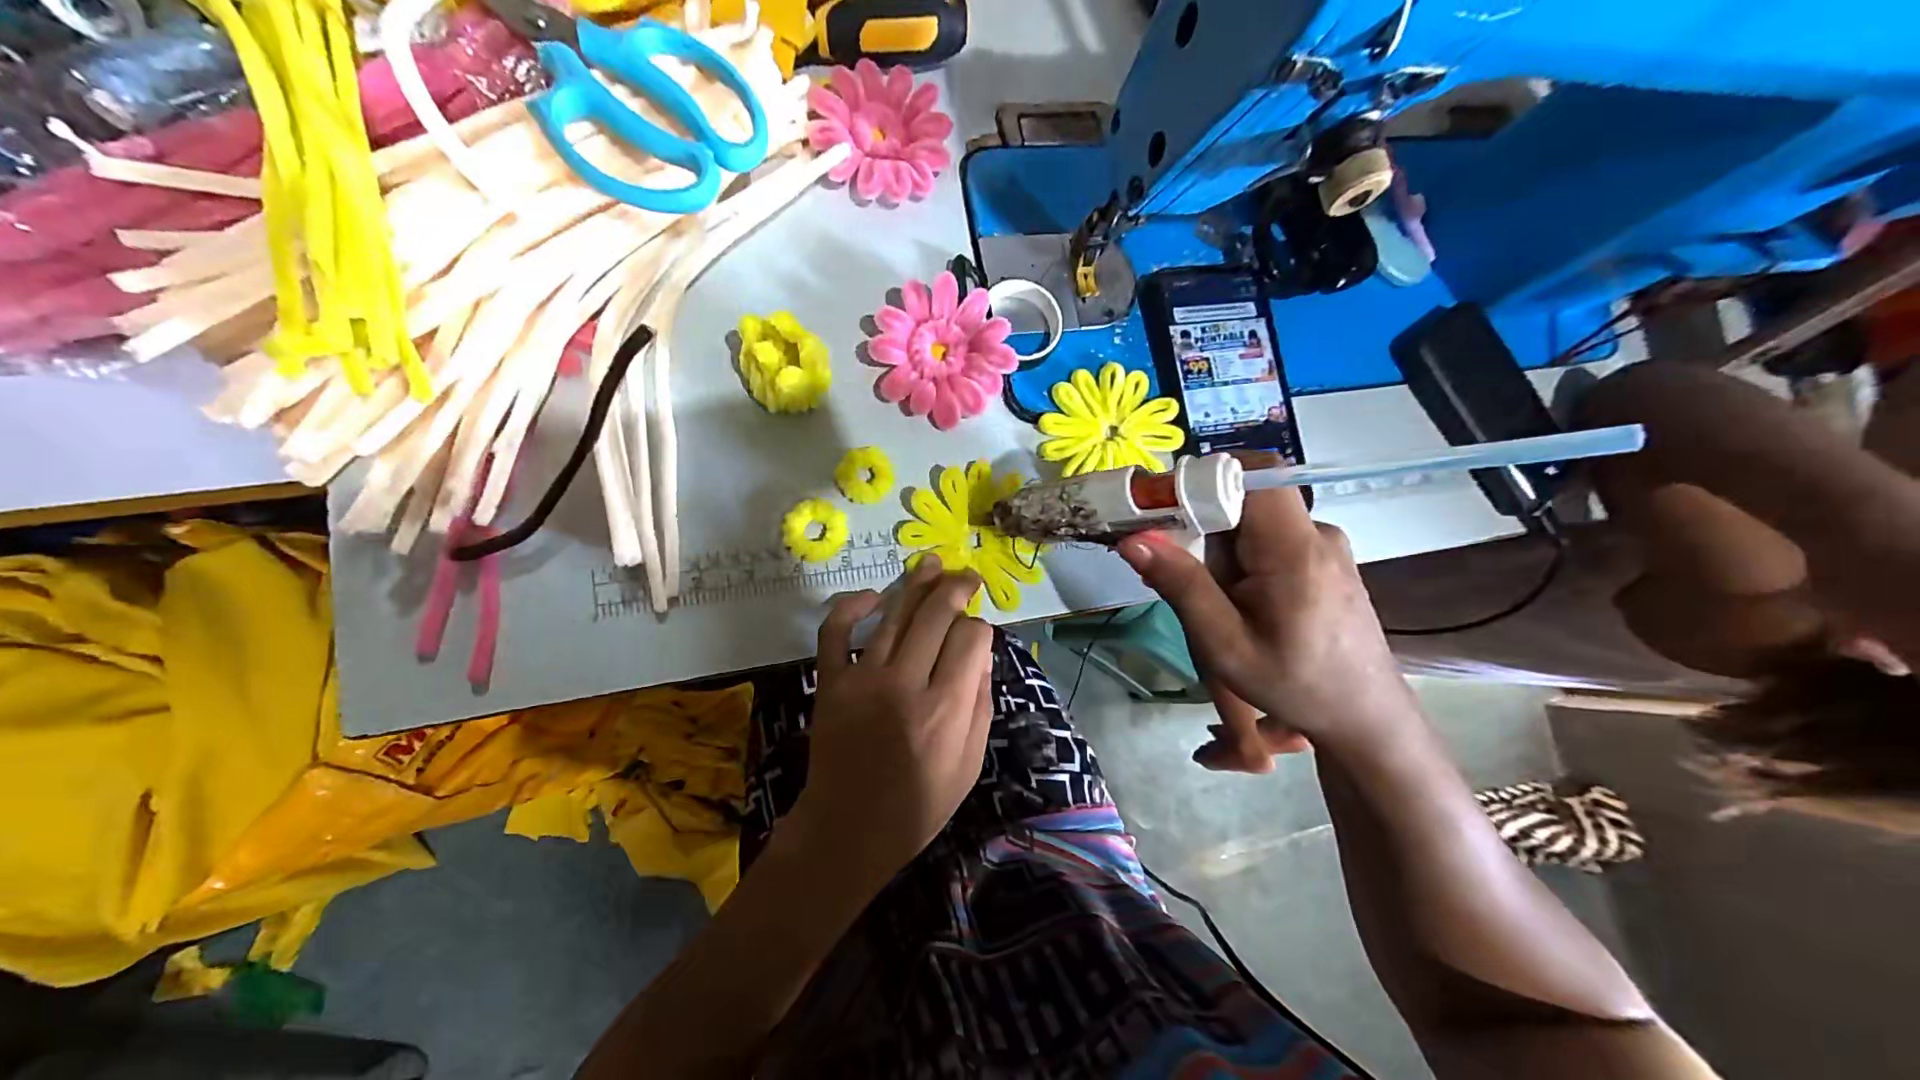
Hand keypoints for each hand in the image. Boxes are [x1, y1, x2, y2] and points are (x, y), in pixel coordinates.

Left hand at [789, 556, 994, 885]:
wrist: (850, 828)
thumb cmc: (919, 803)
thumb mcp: (970, 762)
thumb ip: (979, 703)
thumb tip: (981, 653)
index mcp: (945, 706)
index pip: (970, 637)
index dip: (980, 627)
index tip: (978, 634)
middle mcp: (905, 683)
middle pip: (936, 614)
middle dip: (956, 588)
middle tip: (966, 577)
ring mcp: (862, 679)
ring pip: (894, 615)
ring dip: (916, 583)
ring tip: (932, 564)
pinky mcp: (830, 682)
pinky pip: (835, 632)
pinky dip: (851, 608)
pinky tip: (873, 596)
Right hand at [1117, 488, 1417, 768]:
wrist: (1364, 716)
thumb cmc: (1295, 684)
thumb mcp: (1224, 644)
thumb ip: (1181, 585)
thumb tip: (1133, 539)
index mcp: (1294, 548)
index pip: (1253, 472)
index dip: (1203, 478)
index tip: (1162, 510)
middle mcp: (1315, 533)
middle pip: (1245, 498)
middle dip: (1206, 527)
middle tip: (1191, 579)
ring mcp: (1324, 544)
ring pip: (1254, 521)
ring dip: (1224, 551)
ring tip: (1223, 606)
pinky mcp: (1325, 558)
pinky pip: (1271, 538)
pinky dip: (1245, 560)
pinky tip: (1245, 605)